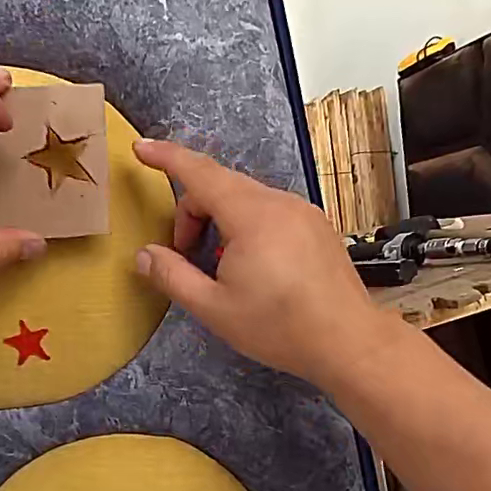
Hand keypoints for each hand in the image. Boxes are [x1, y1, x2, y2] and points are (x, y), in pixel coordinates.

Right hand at [131, 139, 402, 384]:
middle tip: (184, 255)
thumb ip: (173, 276)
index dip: (166, 157)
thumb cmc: (279, 327)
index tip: (141, 149)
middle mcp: (280, 203)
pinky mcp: (317, 227)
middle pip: (221, 186)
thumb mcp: (214, 308)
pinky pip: (270, 212)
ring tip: (219, 267)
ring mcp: (303, 212)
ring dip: (220, 222)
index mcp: (252, 216)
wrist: (348, 342)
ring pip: (246, 199)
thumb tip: (143, 255)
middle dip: (191, 212)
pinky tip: (252, 266)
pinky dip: (246, 226)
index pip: (199, 172)